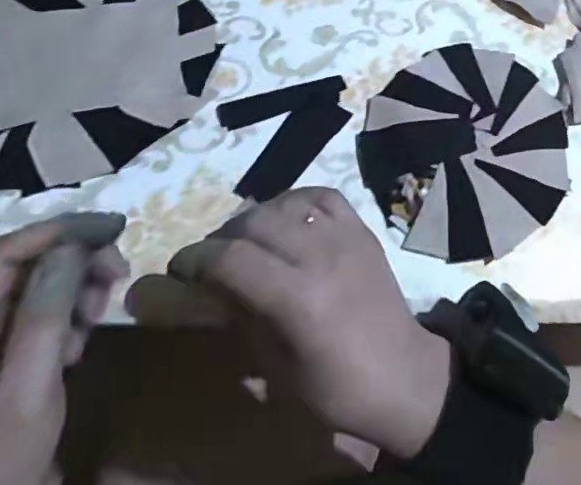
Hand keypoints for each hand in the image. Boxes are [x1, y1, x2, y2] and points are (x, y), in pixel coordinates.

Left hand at [0, 213, 128, 484]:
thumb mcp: (27, 396)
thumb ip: (44, 317)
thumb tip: (70, 247)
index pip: (0, 257)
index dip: (58, 231)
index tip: (113, 227)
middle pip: (17, 268)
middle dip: (74, 261)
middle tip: (119, 272)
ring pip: (29, 287)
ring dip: (73, 289)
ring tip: (98, 316)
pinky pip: (29, 316)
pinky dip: (63, 316)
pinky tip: (77, 342)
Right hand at [168, 188, 451, 458]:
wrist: (401, 372)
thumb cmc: (334, 385)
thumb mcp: (276, 366)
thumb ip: (243, 317)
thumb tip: (210, 287)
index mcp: (298, 298)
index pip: (232, 259)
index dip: (197, 259)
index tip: (180, 268)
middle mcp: (321, 255)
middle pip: (256, 222)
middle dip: (222, 237)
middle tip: (210, 258)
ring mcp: (346, 236)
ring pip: (287, 203)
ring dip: (256, 217)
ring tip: (246, 239)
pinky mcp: (363, 228)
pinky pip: (324, 196)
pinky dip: (296, 200)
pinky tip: (285, 217)